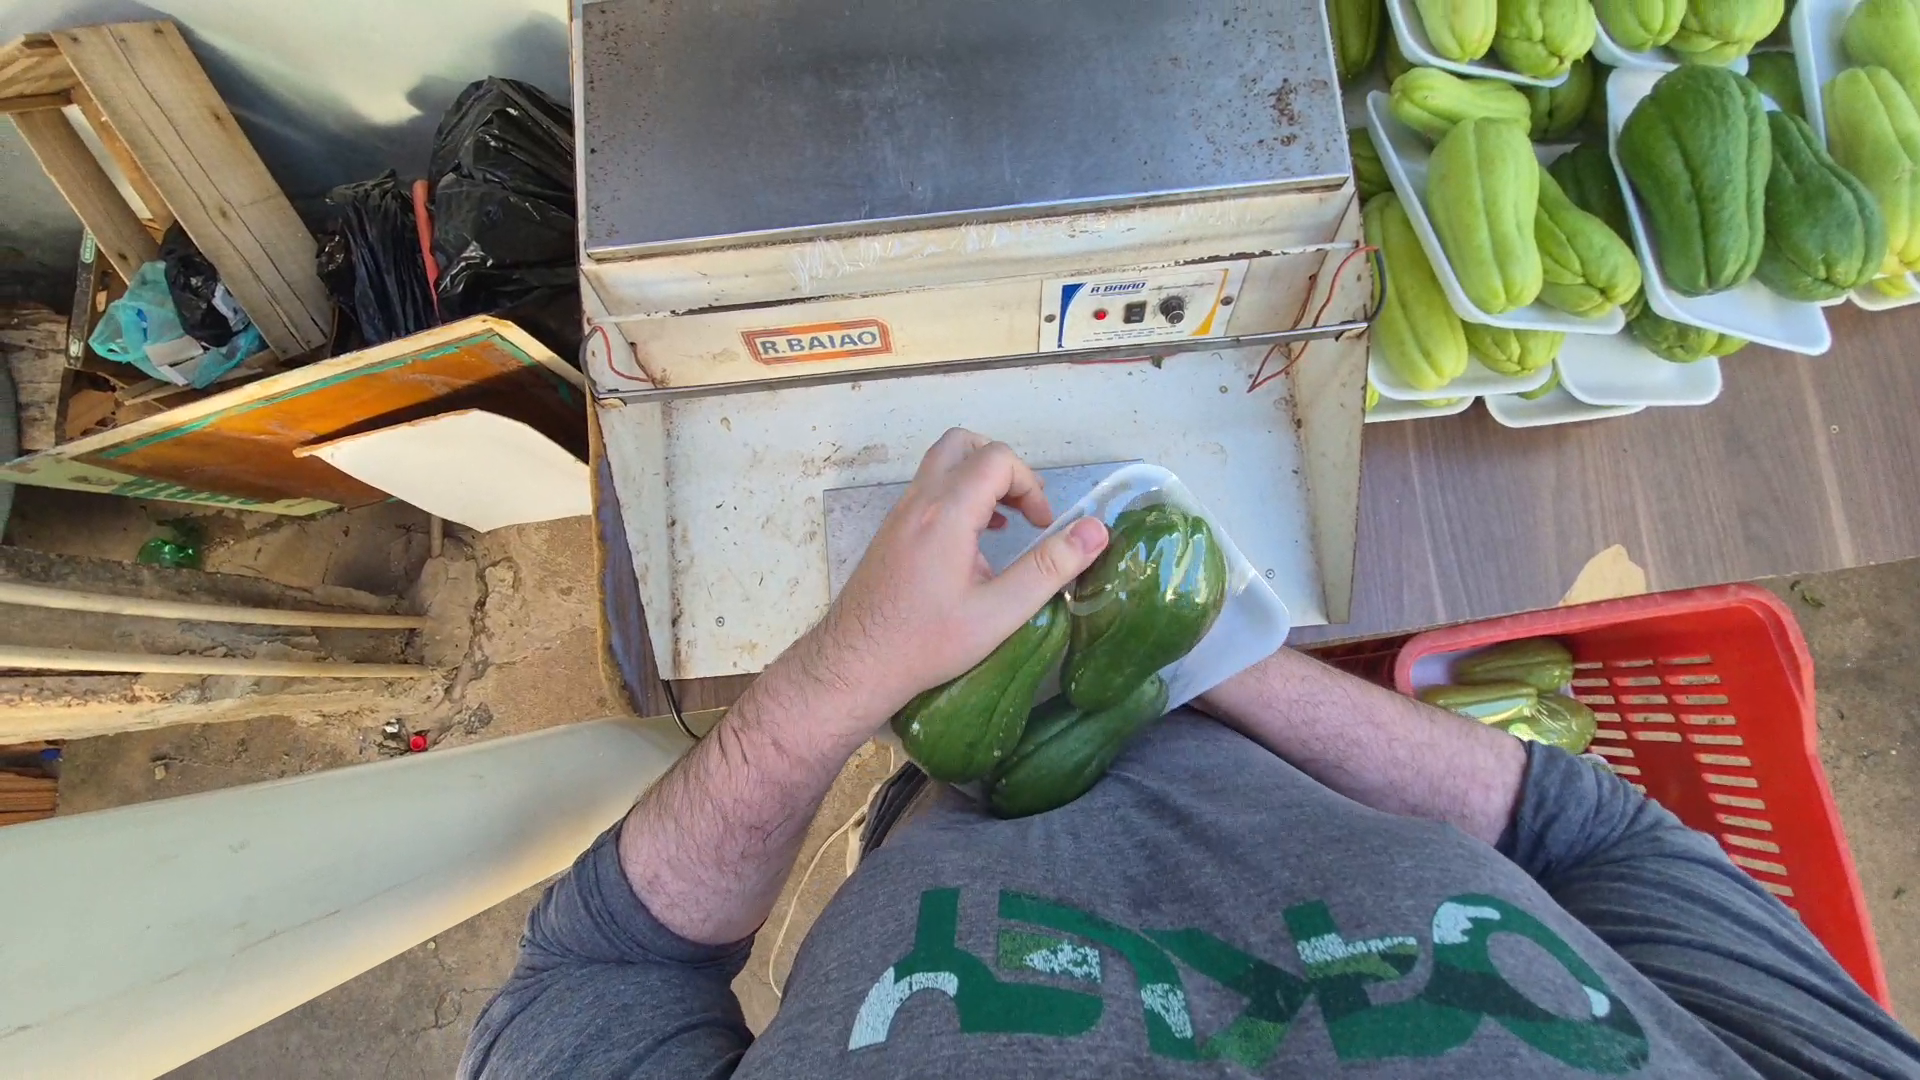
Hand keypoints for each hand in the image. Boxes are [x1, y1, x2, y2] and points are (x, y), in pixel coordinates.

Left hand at [795, 428, 1109, 737]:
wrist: (854, 664)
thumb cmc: (926, 643)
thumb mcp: (999, 613)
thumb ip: (1050, 568)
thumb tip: (1096, 530)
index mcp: (946, 513)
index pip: (996, 458)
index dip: (1030, 483)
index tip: (1043, 525)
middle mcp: (919, 501)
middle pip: (964, 444)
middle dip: (1003, 467)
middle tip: (1024, 509)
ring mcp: (899, 514)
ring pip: (942, 464)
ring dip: (980, 480)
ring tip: (1006, 524)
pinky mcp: (891, 531)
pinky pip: (929, 490)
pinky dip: (959, 497)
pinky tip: (973, 545)